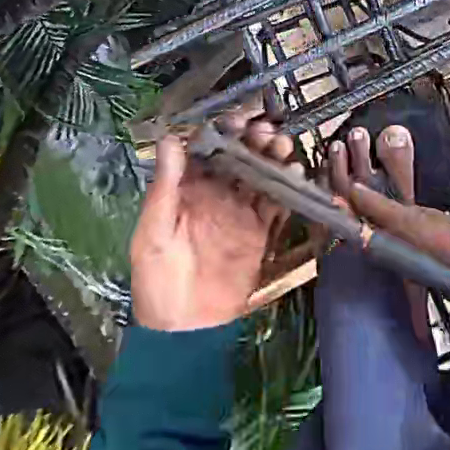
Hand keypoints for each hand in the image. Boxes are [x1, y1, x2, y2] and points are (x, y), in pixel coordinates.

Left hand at [130, 116, 292, 331]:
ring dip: (271, 157)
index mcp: (185, 188)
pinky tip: (295, 173)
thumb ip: (166, 185)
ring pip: (258, 175)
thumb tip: (170, 138)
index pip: (206, 149)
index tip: (237, 118)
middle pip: (237, 157)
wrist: (184, 331)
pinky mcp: (257, 233)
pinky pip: (273, 205)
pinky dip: (286, 188)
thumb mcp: (153, 230)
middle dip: (252, 139)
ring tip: (282, 145)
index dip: (222, 131)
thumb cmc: (158, 279)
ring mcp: (237, 212)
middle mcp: (214, 193)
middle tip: (266, 129)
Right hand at [346, 184, 449, 379]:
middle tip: (354, 215)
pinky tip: (439, 286)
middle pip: (423, 225)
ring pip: (442, 245)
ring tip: (386, 249)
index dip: (380, 211)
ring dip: (412, 240)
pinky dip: (439, 265)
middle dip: (387, 217)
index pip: (416, 224)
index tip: (348, 192)